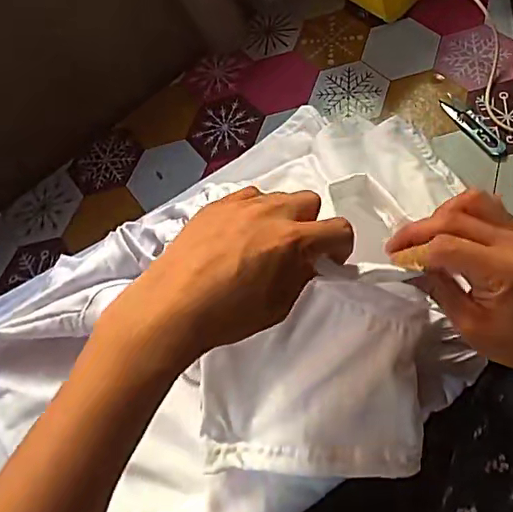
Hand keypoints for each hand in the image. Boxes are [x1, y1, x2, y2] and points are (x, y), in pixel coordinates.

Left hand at [94, 187, 353, 375]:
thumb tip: (311, 261)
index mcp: (292, 239)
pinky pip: (247, 197)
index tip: (329, 261)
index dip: (340, 247)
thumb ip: (302, 276)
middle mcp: (270, 212)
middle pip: (310, 201)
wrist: (172, 305)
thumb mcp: (278, 306)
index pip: (339, 228)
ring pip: (277, 196)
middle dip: (311, 224)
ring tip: (263, 240)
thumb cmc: (227, 315)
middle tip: (296, 249)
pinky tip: (238, 234)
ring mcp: (240, 204)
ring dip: (281, 215)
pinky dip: (252, 211)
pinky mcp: (216, 204)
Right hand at [384, 190, 512, 373]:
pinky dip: (459, 210)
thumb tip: (414, 265)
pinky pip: (485, 205)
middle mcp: (511, 243)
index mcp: (502, 270)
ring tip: (422, 236)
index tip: (395, 260)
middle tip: (396, 246)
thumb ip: (440, 289)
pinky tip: (445, 227)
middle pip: (454, 218)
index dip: (415, 251)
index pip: (447, 247)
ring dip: (439, 214)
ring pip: (470, 201)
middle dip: (418, 230)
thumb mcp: (468, 325)